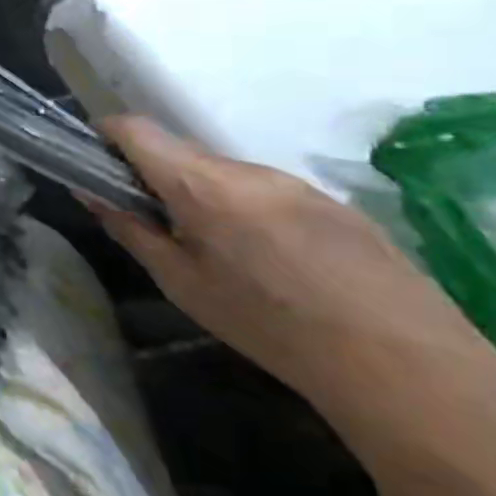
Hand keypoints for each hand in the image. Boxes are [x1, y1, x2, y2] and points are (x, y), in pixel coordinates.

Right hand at [86, 116, 492, 405]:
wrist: (404, 366)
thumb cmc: (269, 325)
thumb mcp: (181, 283)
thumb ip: (131, 229)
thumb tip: (91, 192)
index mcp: (200, 183)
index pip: (136, 128)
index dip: (107, 134)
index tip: (96, 160)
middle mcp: (246, 169)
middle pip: (182, 151)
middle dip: (158, 173)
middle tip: (158, 221)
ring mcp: (296, 183)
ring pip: (228, 172)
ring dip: (207, 194)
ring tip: (223, 251)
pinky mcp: (336, 204)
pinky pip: (271, 191)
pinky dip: (251, 210)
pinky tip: (276, 262)